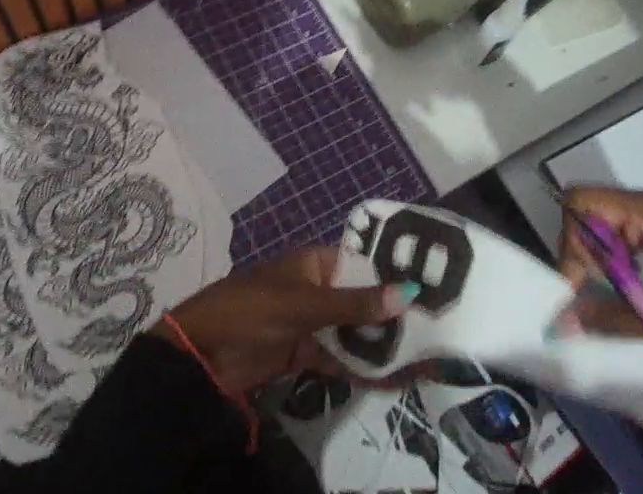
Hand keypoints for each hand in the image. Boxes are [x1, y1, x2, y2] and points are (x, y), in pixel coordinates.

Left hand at [151, 247, 419, 393]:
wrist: (200, 355)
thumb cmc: (250, 310)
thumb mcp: (303, 304)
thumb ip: (354, 304)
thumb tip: (407, 294)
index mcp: (315, 263)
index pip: (364, 262)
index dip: (395, 272)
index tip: (436, 283)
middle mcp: (318, 289)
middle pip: (364, 300)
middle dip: (396, 315)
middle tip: (442, 326)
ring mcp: (312, 323)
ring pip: (355, 332)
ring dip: (384, 345)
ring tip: (428, 357)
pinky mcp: (304, 354)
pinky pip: (341, 359)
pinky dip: (364, 369)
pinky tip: (395, 379)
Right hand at [555, 187, 642, 376]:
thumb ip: (613, 318)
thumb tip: (562, 321)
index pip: (583, 201)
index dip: (569, 240)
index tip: (578, 287)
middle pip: (597, 216)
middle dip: (586, 258)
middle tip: (596, 305)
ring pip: (618, 233)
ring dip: (610, 269)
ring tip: (623, 309)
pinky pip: (641, 244)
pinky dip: (632, 271)